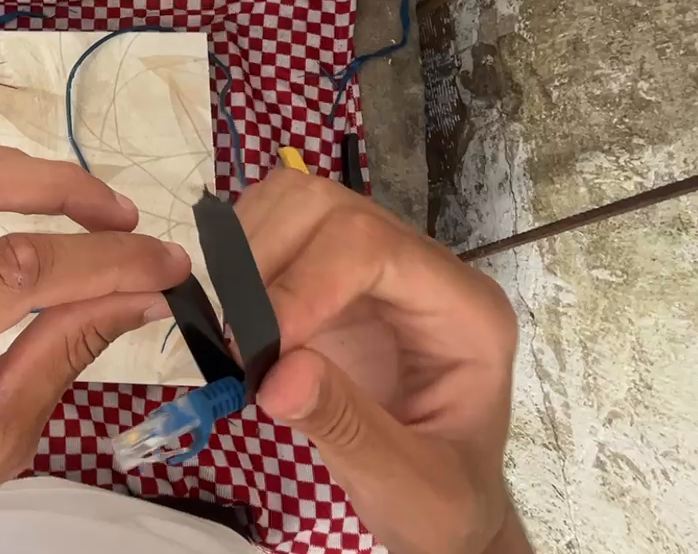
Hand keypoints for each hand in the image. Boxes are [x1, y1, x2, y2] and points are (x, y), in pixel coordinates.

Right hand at [238, 169, 527, 553]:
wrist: (434, 498)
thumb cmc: (440, 500)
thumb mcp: (413, 492)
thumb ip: (351, 431)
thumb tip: (277, 376)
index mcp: (462, 309)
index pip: (372, 247)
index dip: (303, 283)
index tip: (256, 346)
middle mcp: (416, 263)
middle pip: (325, 205)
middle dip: (265, 257)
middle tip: (237, 331)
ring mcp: (368, 254)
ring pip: (292, 197)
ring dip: (245, 247)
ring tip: (235, 319)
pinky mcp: (324, 259)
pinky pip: (271, 216)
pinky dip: (237, 248)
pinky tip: (237, 305)